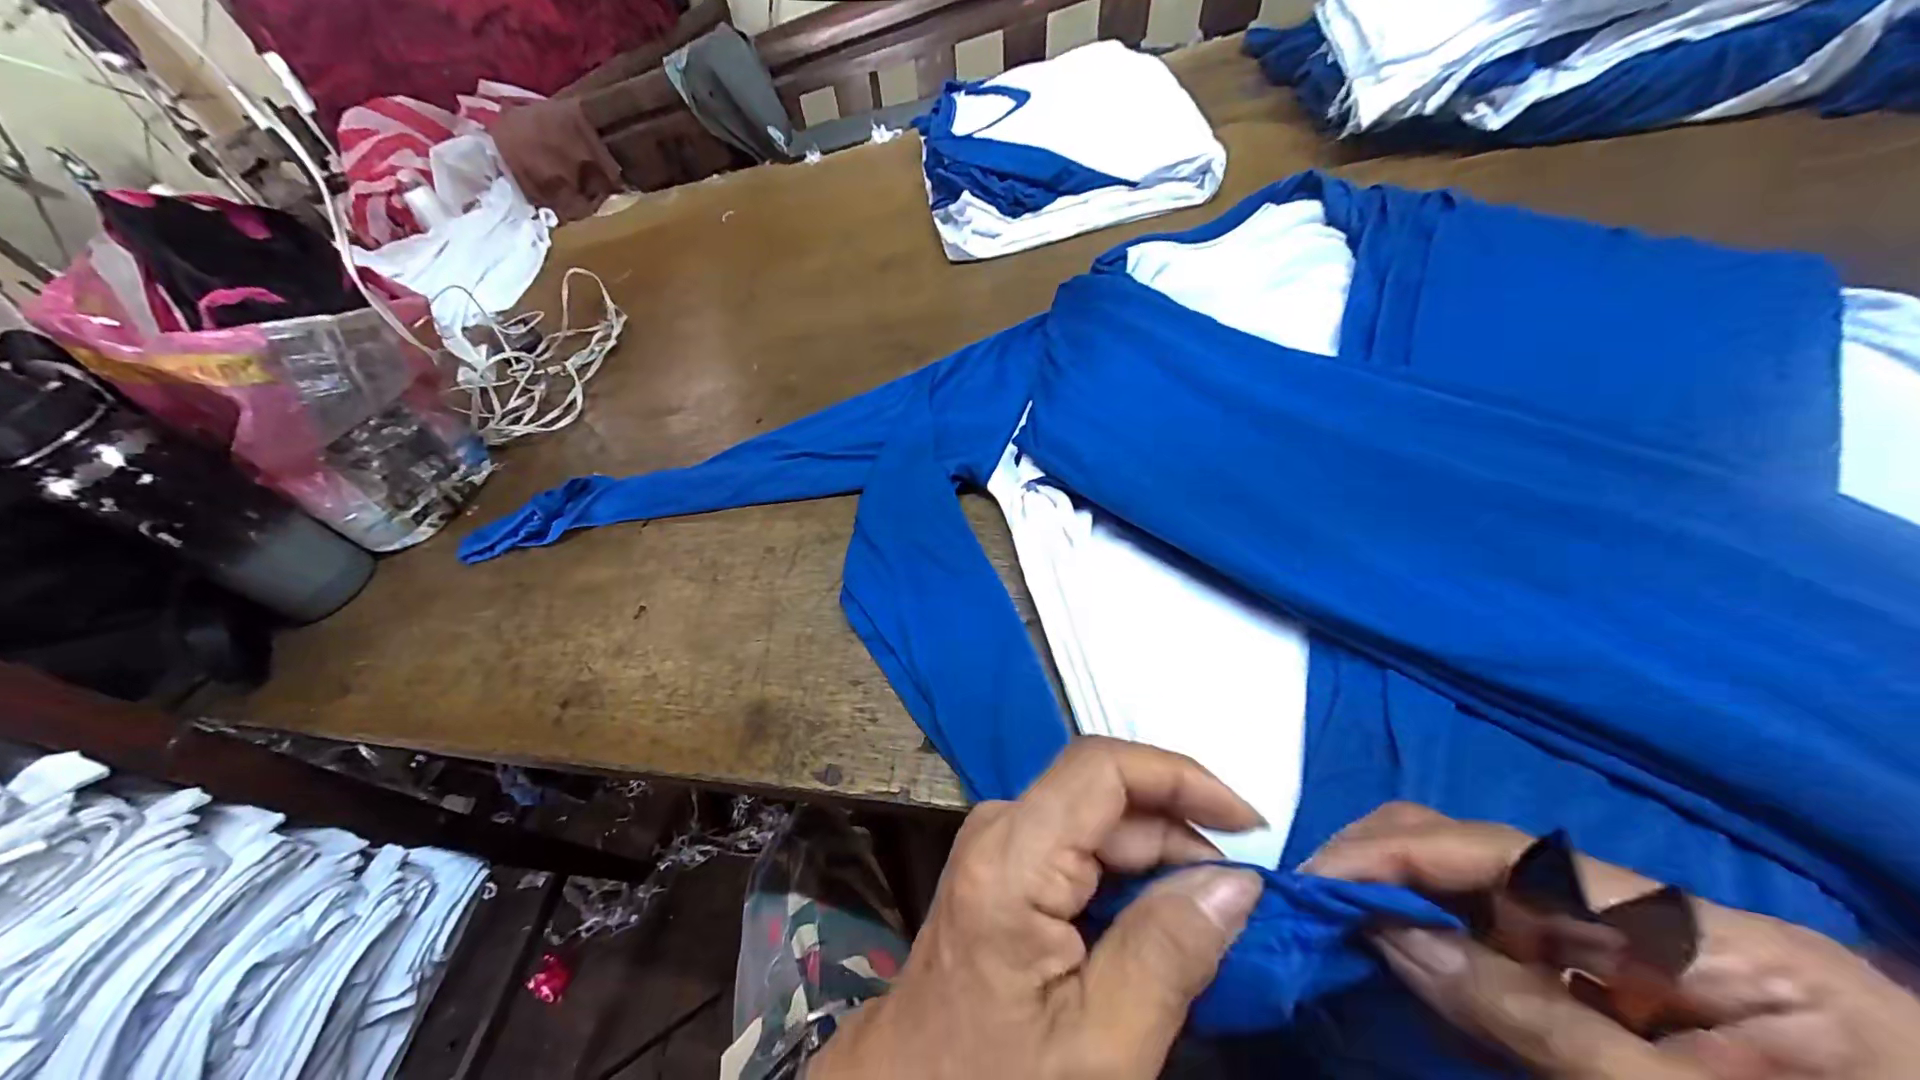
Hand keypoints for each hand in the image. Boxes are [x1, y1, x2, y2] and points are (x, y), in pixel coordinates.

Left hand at [811, 737, 1265, 1079]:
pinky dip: (1133, 877)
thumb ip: (1168, 953)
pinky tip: (1162, 924)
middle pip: (1107, 796)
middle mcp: (1000, 828)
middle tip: (1244, 902)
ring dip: (1163, 860)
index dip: (1181, 777)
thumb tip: (1236, 881)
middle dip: (1182, 834)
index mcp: (1011, 857)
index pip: (1102, 768)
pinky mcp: (1005, 863)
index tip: (1250, 825)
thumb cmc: (999, 1079)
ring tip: (1209, 923)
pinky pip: (1082, 847)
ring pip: (1101, 821)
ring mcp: (999, 842)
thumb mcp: (1101, 1042)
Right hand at [1304, 802, 1919, 1078]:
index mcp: (1702, 935)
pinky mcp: (1614, 989)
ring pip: (1483, 895)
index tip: (1317, 881)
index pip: (1513, 855)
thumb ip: (1536, 1020)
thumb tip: (1392, 936)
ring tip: (1335, 929)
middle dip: (1388, 865)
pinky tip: (1398, 960)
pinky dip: (1439, 950)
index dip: (1400, 853)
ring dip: (1401, 904)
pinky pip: (1504, 947)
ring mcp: (1633, 953)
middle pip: (1489, 855)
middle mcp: (1654, 919)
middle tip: (1313, 906)